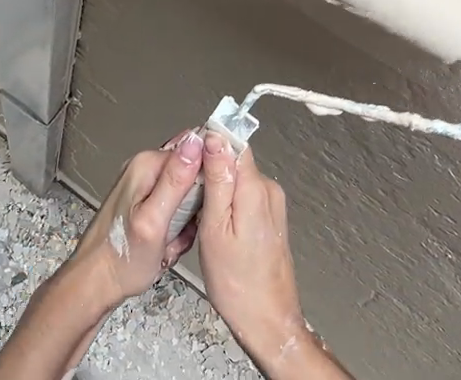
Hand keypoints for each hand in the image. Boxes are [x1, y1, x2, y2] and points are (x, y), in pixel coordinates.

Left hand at [0, 130, 206, 378]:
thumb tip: (197, 141)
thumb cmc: (121, 259)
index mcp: (147, 163)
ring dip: (185, 222)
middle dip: (195, 205)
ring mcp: (145, 186)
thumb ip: (176, 180)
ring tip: (169, 241)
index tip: (199, 207)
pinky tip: (165, 245)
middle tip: (180, 230)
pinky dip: (176, 230)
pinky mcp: (146, 204)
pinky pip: (176, 212)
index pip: (196, 151)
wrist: (96, 283)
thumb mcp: (155, 220)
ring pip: (186, 197)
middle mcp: (145, 168)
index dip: (205, 179)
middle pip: (192, 174)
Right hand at [197, 133, 340, 377]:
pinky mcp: (270, 217)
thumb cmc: (236, 283)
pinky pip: (243, 195)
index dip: (209, 143)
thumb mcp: (214, 228)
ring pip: (237, 178)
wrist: (267, 321)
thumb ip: (216, 180)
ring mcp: (272, 204)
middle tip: (189, 198)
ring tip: (199, 215)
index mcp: (255, 189)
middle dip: (209, 170)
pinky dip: (226, 203)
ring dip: (216, 188)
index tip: (189, 158)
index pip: (234, 142)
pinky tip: (214, 226)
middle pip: (234, 160)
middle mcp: (269, 190)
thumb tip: (214, 138)